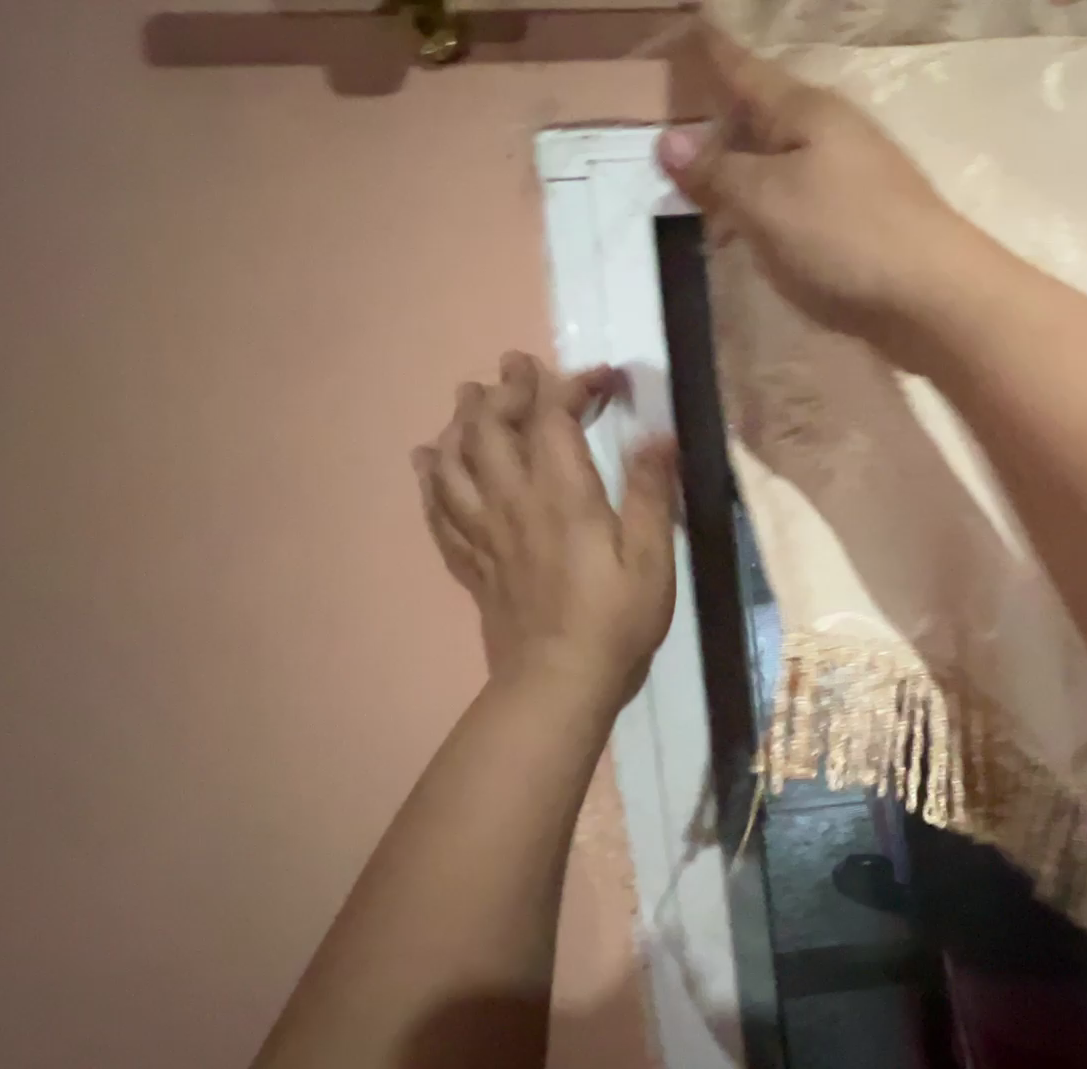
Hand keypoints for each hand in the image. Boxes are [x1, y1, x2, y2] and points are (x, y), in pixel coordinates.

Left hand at [414, 352, 678, 708]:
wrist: (559, 683)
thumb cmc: (617, 619)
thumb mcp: (653, 556)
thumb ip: (651, 492)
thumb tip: (658, 435)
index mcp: (562, 495)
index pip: (553, 418)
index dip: (572, 386)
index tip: (601, 376)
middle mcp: (513, 502)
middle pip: (490, 429)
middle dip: (504, 390)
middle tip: (515, 367)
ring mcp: (485, 533)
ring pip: (453, 462)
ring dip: (459, 423)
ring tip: (468, 401)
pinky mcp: (472, 563)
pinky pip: (437, 509)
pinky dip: (430, 478)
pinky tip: (428, 463)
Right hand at [658, 26, 986, 356]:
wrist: (935, 299)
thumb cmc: (845, 237)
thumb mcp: (766, 201)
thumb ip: (717, 172)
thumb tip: (668, 141)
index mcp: (806, 111)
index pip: (744, 69)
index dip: (712, 51)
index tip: (691, 26)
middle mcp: (835, 136)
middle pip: (766, 121)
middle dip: (723, 131)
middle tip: (678, 152)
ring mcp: (858, 183)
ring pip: (787, 169)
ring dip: (749, 184)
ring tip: (709, 210)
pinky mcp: (869, 229)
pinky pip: (807, 208)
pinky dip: (777, 217)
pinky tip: (764, 243)